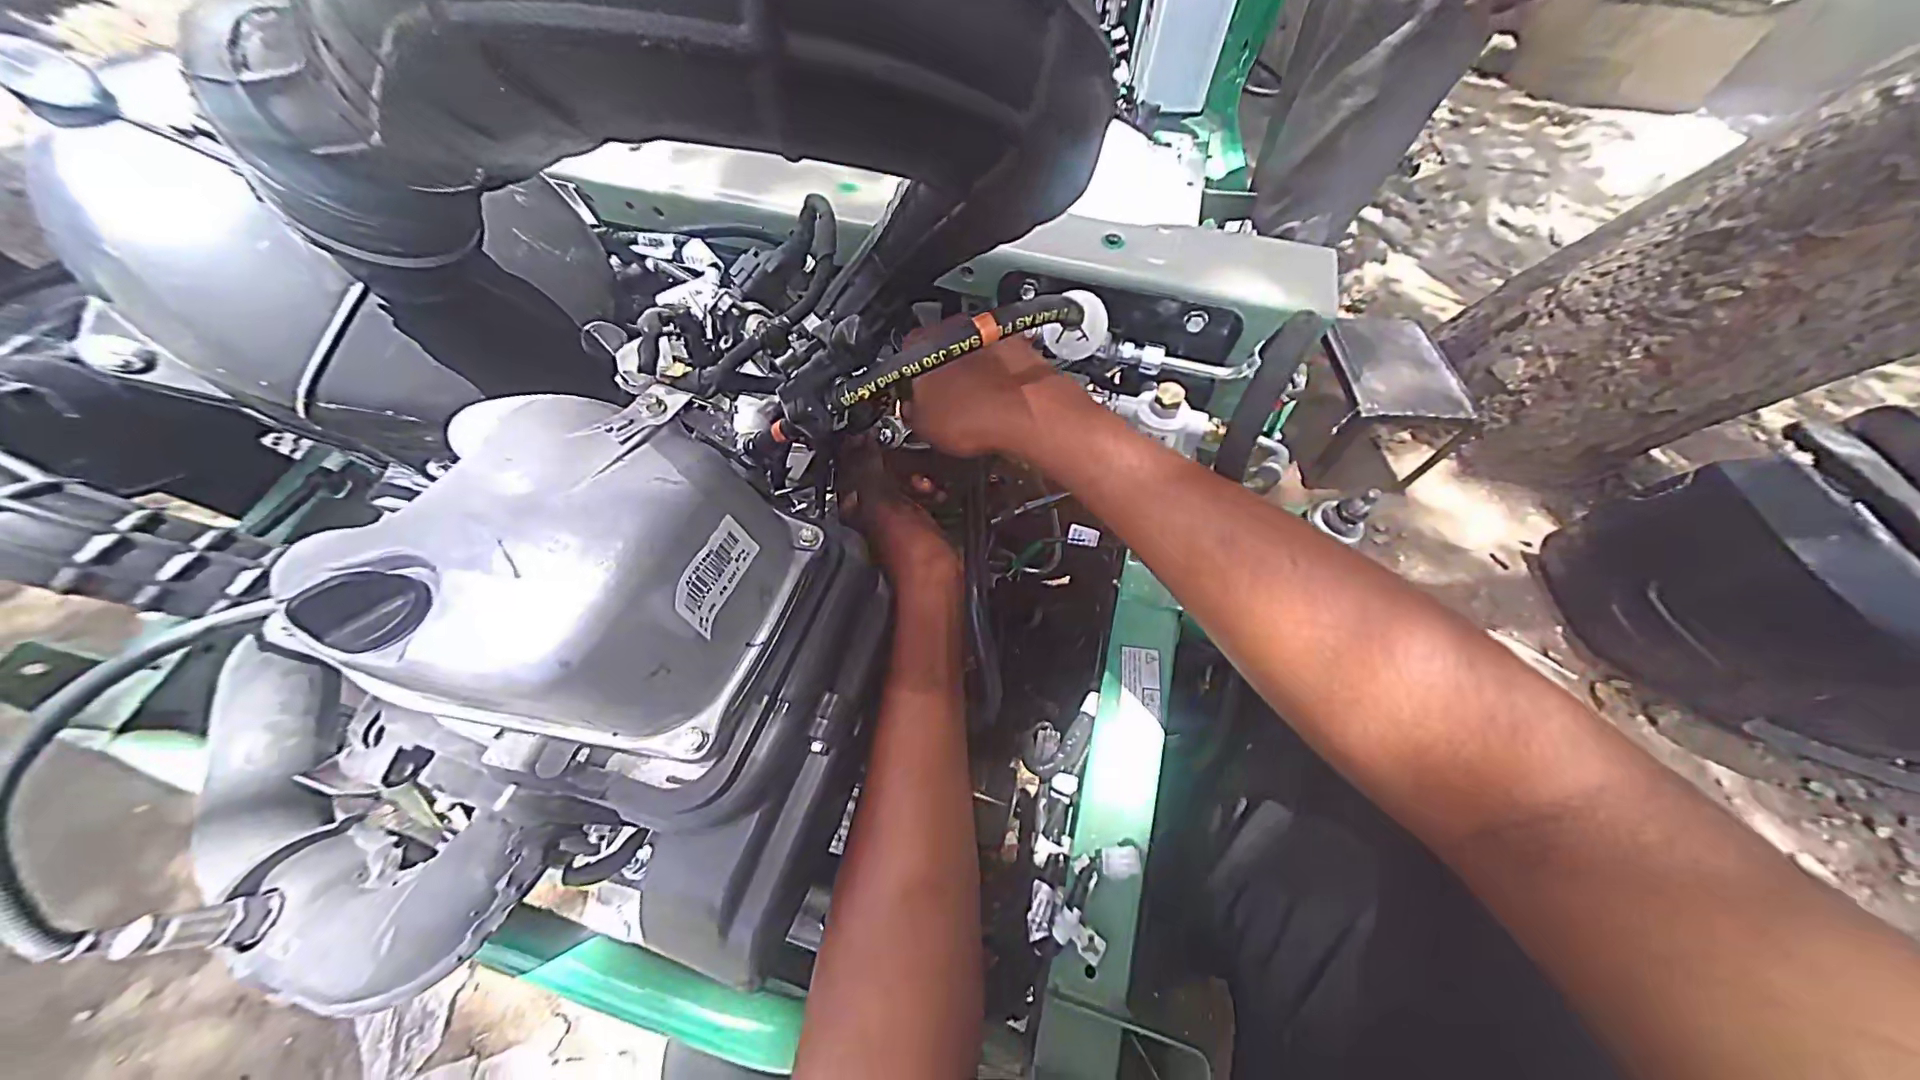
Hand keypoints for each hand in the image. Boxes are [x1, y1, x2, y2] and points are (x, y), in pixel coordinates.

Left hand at [838, 440, 959, 591]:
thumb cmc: (911, 556)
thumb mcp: (883, 501)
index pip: (854, 467)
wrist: (940, 584)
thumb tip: (860, 442)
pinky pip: (924, 500)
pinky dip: (931, 493)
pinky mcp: (922, 530)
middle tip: (912, 464)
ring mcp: (898, 524)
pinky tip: (939, 496)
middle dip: (899, 464)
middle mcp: (873, 517)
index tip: (880, 434)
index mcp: (856, 509)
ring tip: (928, 484)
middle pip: (882, 475)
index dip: (866, 448)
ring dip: (918, 478)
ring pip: (904, 486)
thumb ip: (869, 469)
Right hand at [906, 330, 1095, 458]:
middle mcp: (957, 328)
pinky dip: (999, 379)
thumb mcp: (924, 425)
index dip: (908, 380)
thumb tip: (913, 413)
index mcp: (924, 342)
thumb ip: (912, 413)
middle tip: (945, 406)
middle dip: (943, 375)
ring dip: (972, 375)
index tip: (914, 398)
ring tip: (975, 408)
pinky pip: (1000, 363)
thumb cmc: (978, 414)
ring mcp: (991, 335)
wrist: (1029, 413)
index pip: (905, 355)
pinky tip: (999, 404)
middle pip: (942, 351)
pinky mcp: (1021, 346)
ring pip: (972, 355)